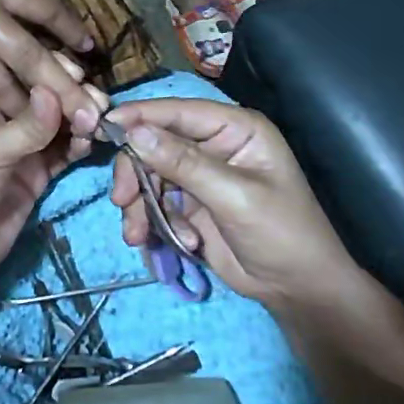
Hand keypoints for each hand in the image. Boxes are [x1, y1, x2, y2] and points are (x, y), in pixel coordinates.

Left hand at [0, 83, 107, 284]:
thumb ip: (25, 126)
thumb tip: (56, 89)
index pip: (18, 76)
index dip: (48, 72)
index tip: (77, 75)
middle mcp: (1, 118)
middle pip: (44, 98)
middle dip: (70, 96)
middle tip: (96, 102)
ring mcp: (21, 147)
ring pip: (58, 124)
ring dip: (80, 120)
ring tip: (99, 121)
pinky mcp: (36, 174)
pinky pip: (64, 152)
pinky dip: (79, 145)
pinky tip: (91, 141)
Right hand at [106, 99, 350, 304]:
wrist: (297, 291)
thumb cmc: (280, 233)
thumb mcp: (233, 197)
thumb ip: (183, 163)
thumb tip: (134, 132)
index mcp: (235, 129)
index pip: (179, 112)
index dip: (141, 116)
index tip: (105, 126)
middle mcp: (214, 145)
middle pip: (156, 143)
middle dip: (136, 173)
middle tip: (122, 200)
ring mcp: (200, 176)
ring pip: (149, 175)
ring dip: (140, 204)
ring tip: (139, 235)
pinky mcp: (190, 204)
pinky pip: (155, 202)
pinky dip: (151, 221)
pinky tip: (165, 243)